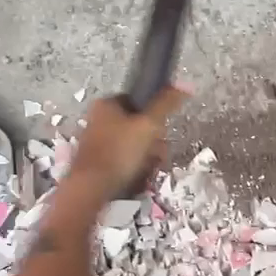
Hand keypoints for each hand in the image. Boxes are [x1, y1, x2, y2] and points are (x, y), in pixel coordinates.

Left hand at [68, 86, 188, 194]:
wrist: (89, 191)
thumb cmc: (119, 151)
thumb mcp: (149, 123)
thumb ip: (167, 103)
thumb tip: (185, 84)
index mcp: (106, 104)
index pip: (139, 99)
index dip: (154, 112)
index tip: (161, 126)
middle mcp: (98, 120)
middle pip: (138, 123)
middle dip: (153, 137)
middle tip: (159, 148)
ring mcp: (96, 142)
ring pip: (133, 142)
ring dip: (148, 153)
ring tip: (153, 164)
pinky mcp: (96, 163)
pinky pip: (123, 157)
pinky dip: (135, 164)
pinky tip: (142, 173)